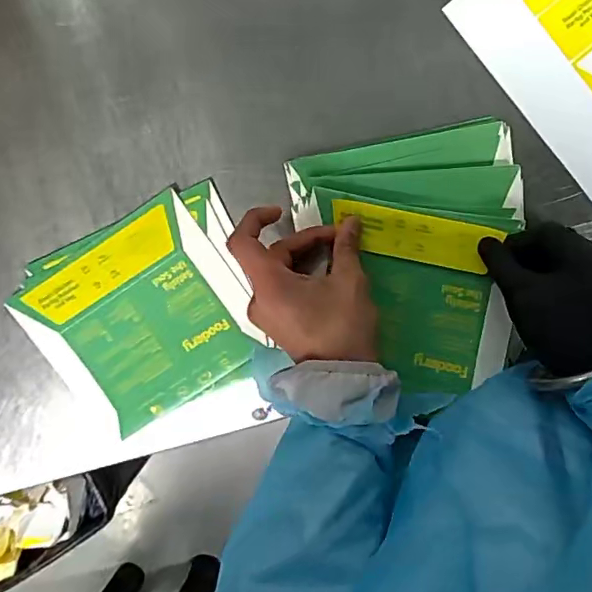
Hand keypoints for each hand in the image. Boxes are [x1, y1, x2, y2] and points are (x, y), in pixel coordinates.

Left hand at [226, 206, 378, 363]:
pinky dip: (300, 276)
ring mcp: (266, 314)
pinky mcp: (277, 324)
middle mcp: (259, 298)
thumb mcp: (350, 282)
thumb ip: (346, 247)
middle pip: (271, 256)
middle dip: (304, 241)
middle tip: (339, 238)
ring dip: (305, 258)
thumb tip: (350, 222)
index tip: (281, 213)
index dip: (256, 219)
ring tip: (339, 254)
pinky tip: (328, 274)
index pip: (242, 242)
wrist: (345, 379)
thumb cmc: (343, 327)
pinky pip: (282, 290)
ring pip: (278, 273)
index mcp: (267, 285)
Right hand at [478, 224, 591, 377]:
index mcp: (583, 253)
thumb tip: (486, 242)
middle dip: (532, 253)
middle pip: (560, 243)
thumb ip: (501, 263)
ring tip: (526, 285)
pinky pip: (582, 276)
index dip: (517, 242)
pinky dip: (562, 279)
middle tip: (510, 271)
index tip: (500, 259)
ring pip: (571, 260)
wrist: (589, 369)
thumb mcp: (519, 293)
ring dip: (547, 266)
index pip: (544, 231)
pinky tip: (548, 296)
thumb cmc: (553, 327)